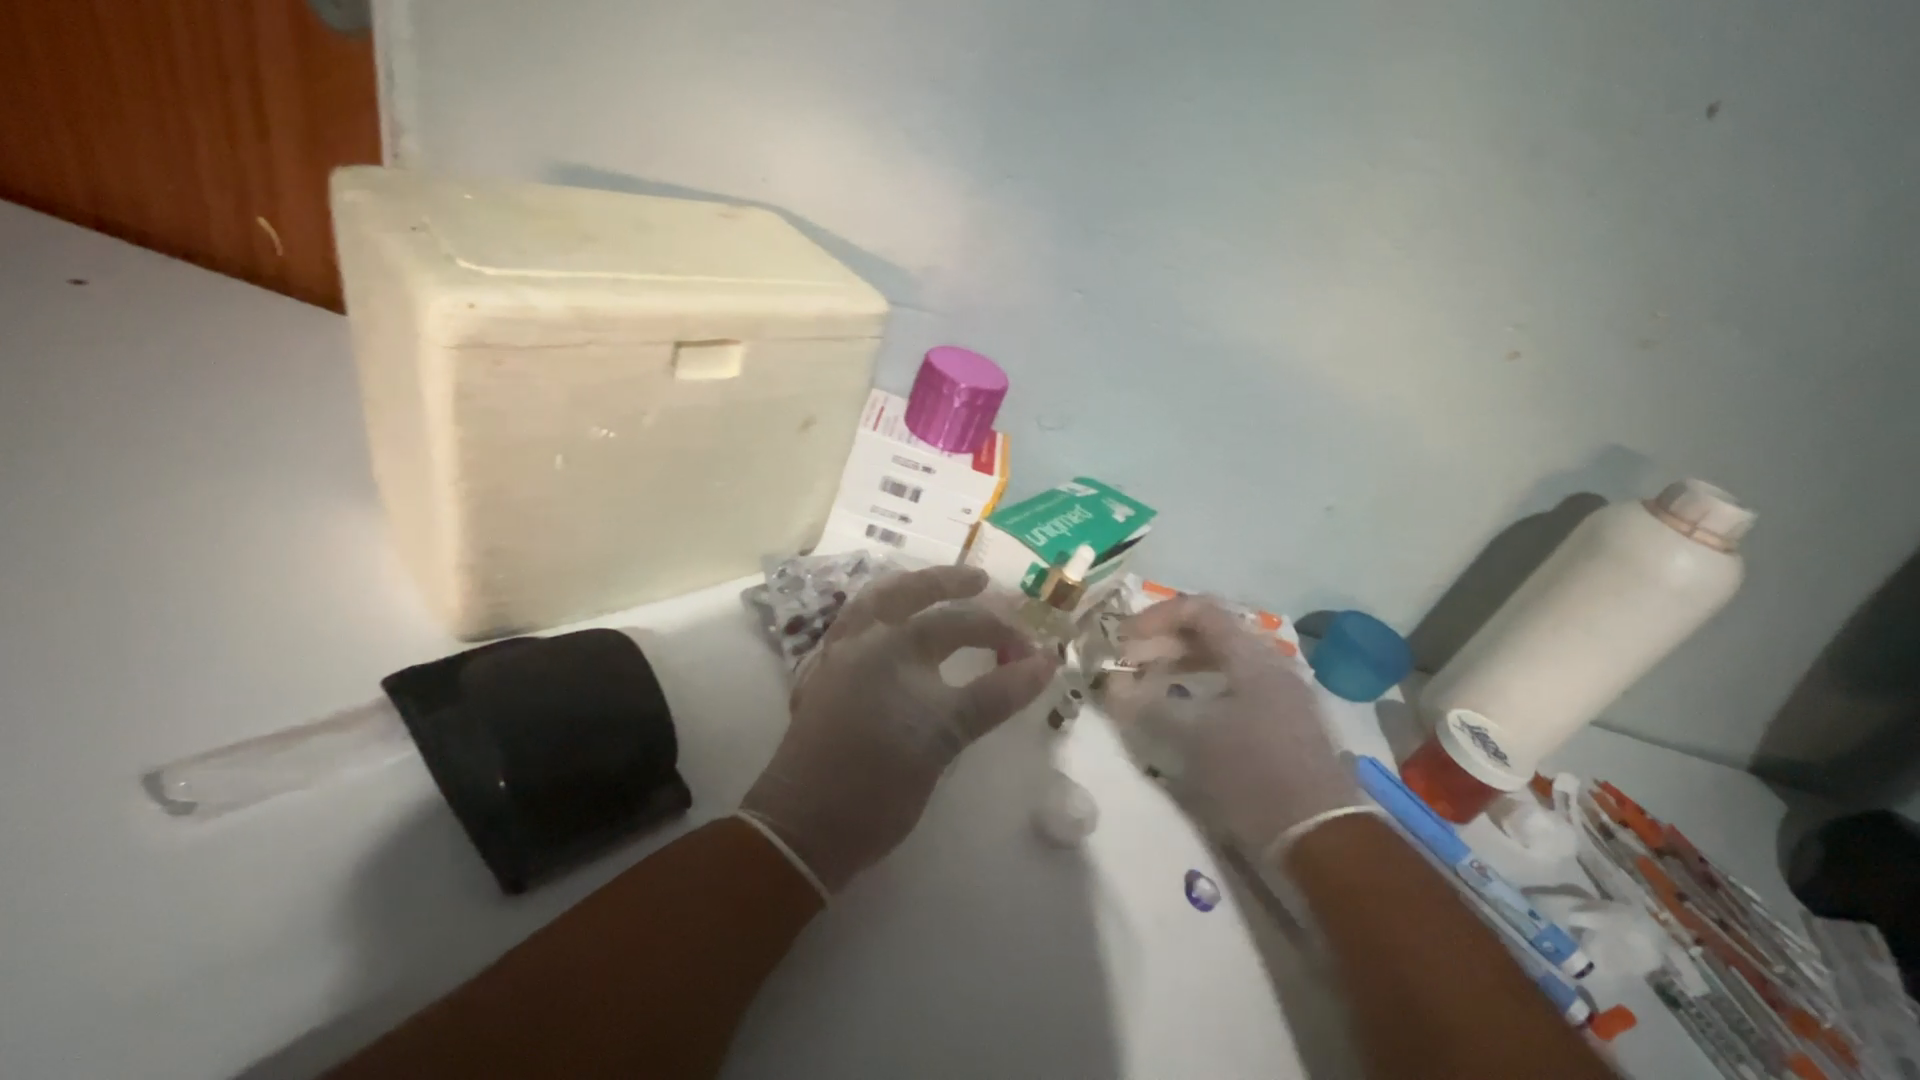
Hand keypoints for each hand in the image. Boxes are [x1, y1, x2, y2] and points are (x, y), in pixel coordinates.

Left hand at [739, 565, 1058, 896]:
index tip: (1034, 653)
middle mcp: (860, 639)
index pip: (959, 622)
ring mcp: (834, 658)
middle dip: (945, 582)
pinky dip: (876, 619)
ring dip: (905, 591)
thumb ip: (995, 695)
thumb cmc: (880, 782)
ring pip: (870, 605)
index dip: (1002, 632)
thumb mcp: (945, 737)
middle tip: (980, 581)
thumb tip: (1044, 663)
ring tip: (932, 592)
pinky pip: (850, 630)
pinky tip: (889, 633)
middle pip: (906, 592)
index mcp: (892, 645)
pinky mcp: (819, 682)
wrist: (805, 828)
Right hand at [1102, 594, 1369, 863]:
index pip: (1201, 610)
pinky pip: (1238, 689)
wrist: (1318, 837)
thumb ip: (1146, 704)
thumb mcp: (1190, 737)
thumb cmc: (1252, 775)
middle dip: (1166, 643)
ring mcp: (1285, 696)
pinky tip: (1187, 716)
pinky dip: (1205, 690)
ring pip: (1226, 663)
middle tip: (1130, 664)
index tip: (1123, 640)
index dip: (1157, 617)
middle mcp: (1273, 667)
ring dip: (1184, 667)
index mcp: (1253, 658)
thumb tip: (1111, 685)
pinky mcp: (1287, 726)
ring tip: (1151, 688)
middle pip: (1214, 634)